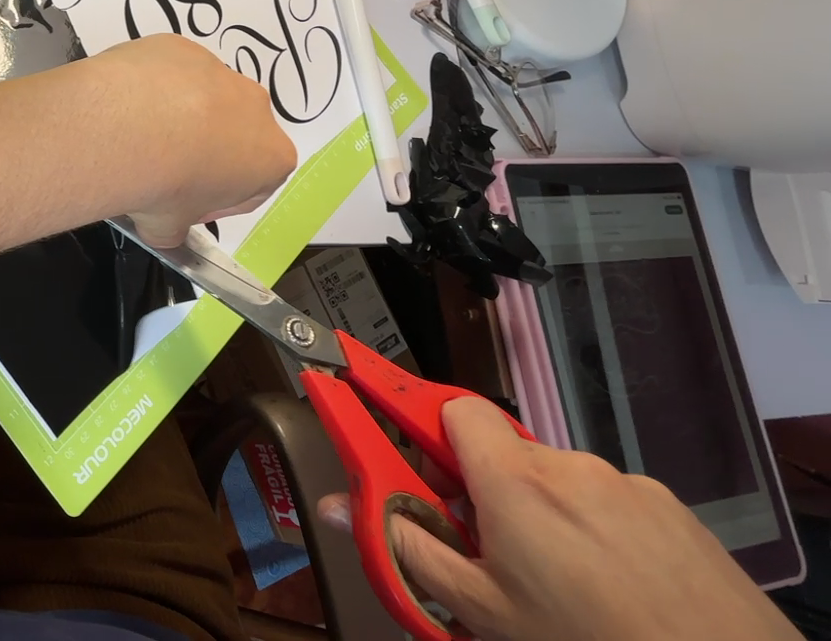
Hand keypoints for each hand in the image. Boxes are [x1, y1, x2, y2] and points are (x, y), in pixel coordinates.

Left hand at [80, 34, 295, 245]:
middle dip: (198, 154)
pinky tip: (122, 107)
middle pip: (229, 136)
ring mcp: (218, 71)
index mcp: (270, 158)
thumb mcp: (167, 227)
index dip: (215, 201)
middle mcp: (255, 108)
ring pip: (198, 99)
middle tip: (156, 170)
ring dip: (174, 116)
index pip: (252, 186)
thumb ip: (172, 231)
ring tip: (133, 138)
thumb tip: (163, 234)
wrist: (125, 128)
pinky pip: (166, 72)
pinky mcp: (180, 47)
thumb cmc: (162, 184)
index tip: (183, 205)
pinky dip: (148, 87)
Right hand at [319, 397, 800, 640]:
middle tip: (488, 546)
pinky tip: (609, 581)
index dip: (431, 430)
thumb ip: (403, 543)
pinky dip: (596, 528)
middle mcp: (570, 465)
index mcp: (515, 479)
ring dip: (542, 511)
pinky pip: (611, 501)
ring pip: (557, 479)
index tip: (423, 465)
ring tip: (558, 576)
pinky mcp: (677, 512)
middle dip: (485, 489)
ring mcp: (630, 486)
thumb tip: (336, 506)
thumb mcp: (479, 605)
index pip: (454, 408)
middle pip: (502, 452)